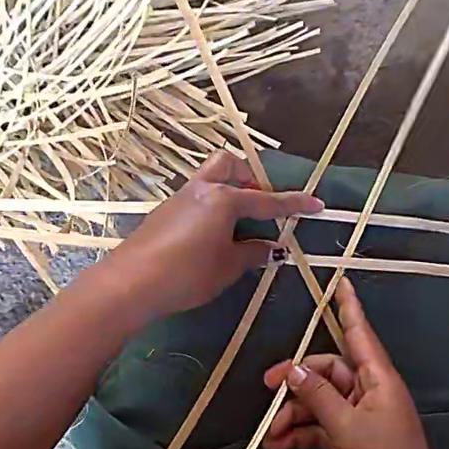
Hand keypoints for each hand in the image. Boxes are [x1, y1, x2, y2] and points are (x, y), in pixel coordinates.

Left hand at [86, 151, 322, 324]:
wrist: (130, 283)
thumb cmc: (187, 273)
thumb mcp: (228, 267)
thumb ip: (253, 252)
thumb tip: (270, 246)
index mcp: (224, 199)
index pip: (268, 201)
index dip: (295, 204)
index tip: (317, 203)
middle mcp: (202, 190)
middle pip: (229, 165)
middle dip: (249, 178)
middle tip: (260, 207)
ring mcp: (180, 199)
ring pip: (210, 180)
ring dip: (229, 193)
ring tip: (238, 226)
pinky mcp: (165, 213)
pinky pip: (197, 199)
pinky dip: (213, 208)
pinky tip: (213, 236)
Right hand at [262, 277, 448, 448]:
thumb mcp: (347, 429)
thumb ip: (318, 396)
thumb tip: (294, 368)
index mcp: (378, 380)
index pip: (359, 334)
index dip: (349, 307)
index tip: (339, 282)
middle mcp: (369, 393)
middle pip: (328, 371)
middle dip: (298, 380)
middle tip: (268, 390)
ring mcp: (359, 418)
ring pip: (319, 400)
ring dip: (294, 414)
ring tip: (270, 436)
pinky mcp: (350, 441)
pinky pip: (320, 426)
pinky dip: (300, 433)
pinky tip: (279, 446)